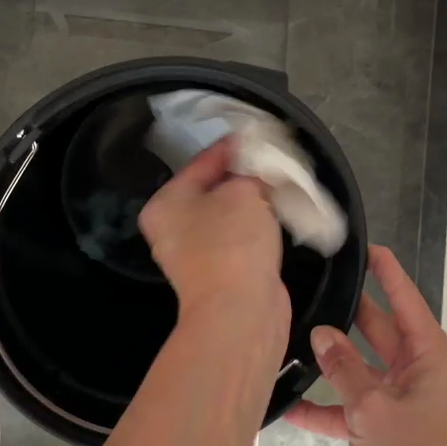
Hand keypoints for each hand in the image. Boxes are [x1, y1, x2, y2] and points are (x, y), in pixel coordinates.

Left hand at [138, 138, 287, 331]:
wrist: (240, 311)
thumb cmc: (233, 242)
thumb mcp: (244, 191)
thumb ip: (251, 173)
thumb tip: (257, 170)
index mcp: (165, 203)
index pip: (201, 161)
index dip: (232, 147)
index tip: (256, 134)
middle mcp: (173, 228)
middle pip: (213, 188)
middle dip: (245, 175)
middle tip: (272, 159)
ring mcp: (195, 254)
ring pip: (228, 215)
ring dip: (254, 201)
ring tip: (280, 183)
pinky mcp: (220, 273)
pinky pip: (239, 238)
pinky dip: (258, 226)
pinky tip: (279, 214)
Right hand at [284, 246, 446, 445]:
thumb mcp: (372, 410)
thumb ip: (344, 368)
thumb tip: (322, 334)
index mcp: (430, 355)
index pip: (405, 298)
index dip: (386, 270)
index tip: (365, 245)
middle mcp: (421, 369)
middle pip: (380, 329)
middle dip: (348, 313)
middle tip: (316, 286)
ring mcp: (406, 398)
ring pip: (364, 366)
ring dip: (333, 361)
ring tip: (294, 337)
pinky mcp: (391, 425)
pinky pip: (358, 404)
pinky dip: (331, 405)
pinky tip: (292, 406)